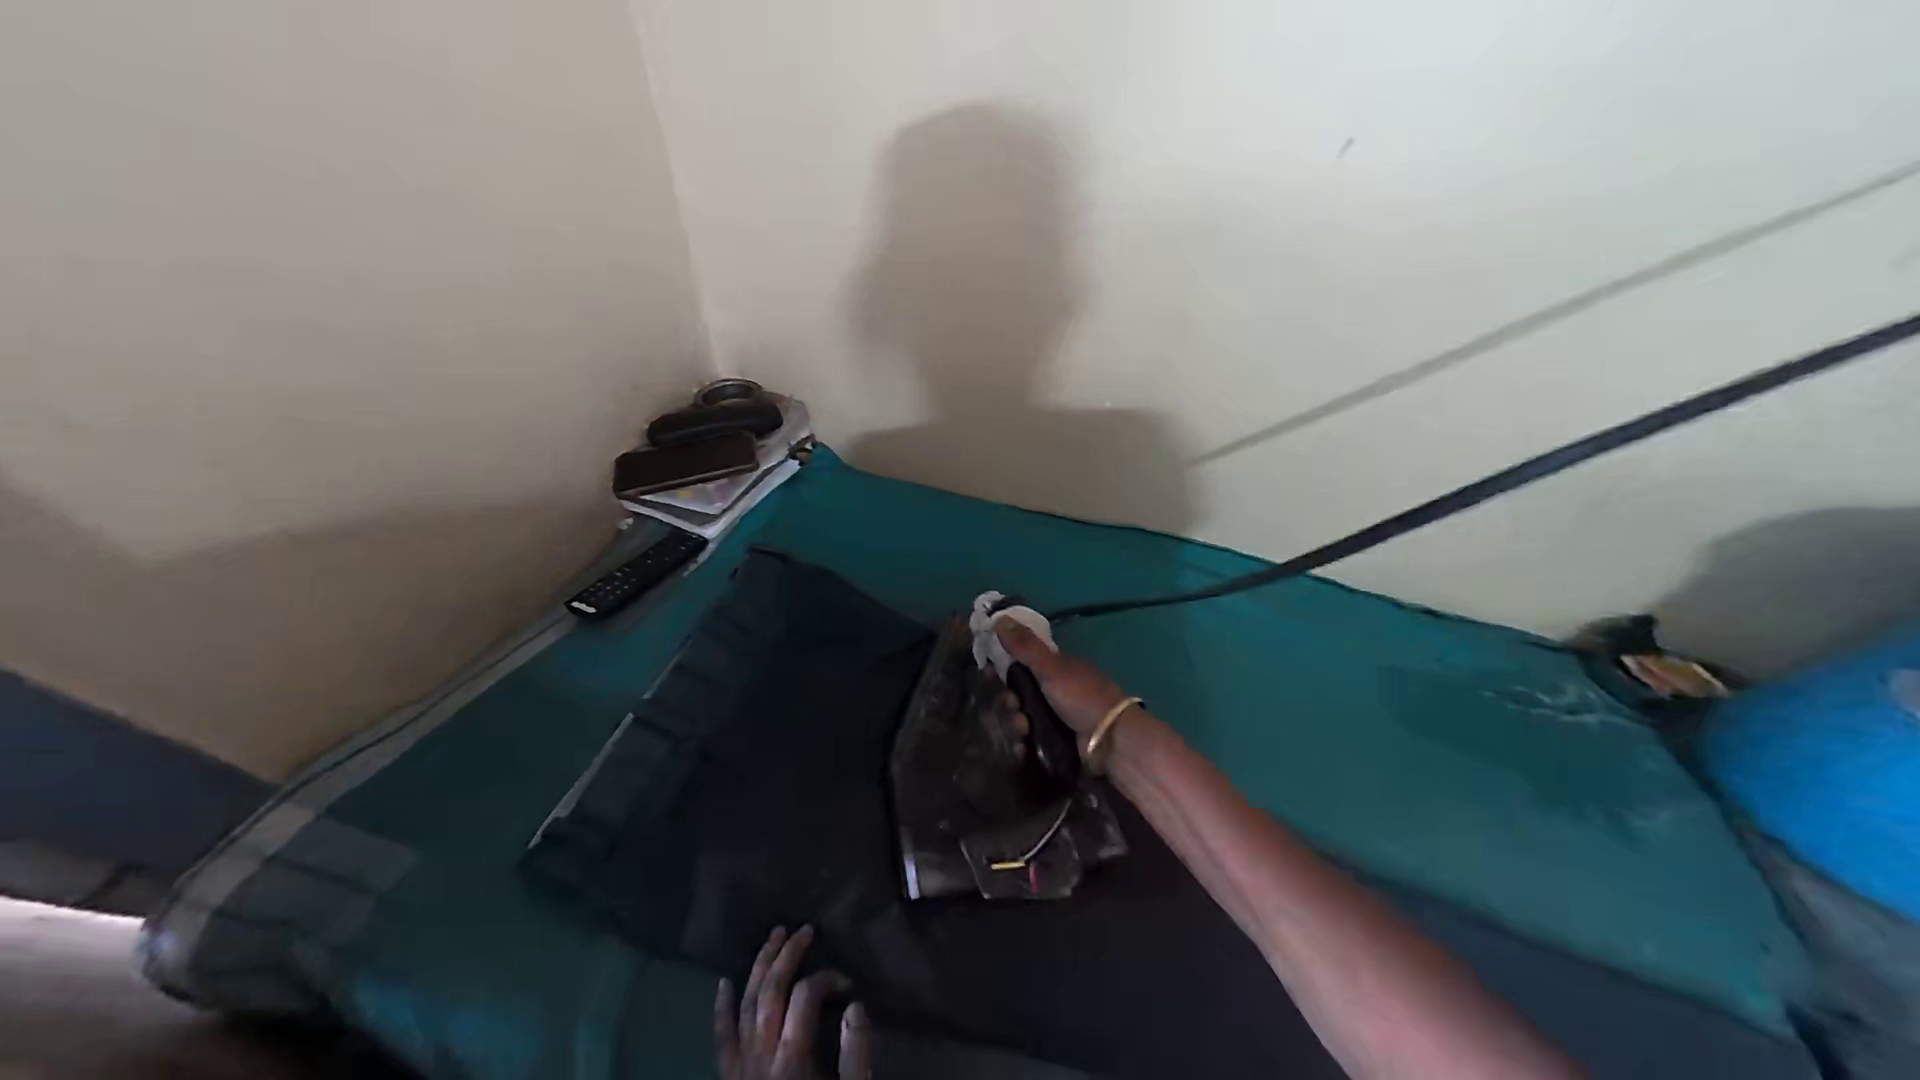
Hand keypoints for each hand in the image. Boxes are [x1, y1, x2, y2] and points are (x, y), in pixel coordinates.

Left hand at [716, 926, 872, 1079]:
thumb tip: (855, 1006)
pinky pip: (720, 1040)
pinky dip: (721, 1009)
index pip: (805, 996)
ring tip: (774, 936)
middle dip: (787, 955)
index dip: (828, 979)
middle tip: (805, 929)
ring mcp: (739, 1071)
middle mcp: (760, 1060)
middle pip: (769, 992)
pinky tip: (724, 982)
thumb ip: (858, 1056)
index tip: (850, 985)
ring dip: (759, 967)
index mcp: (792, 1063)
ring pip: (744, 1006)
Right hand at [995, 621, 1129, 738]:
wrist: (1111, 741)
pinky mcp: (1054, 742)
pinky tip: (1021, 748)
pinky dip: (1022, 744)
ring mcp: (1055, 718)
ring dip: (1014, 724)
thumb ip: (1025, 646)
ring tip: (1023, 732)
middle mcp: (1054, 691)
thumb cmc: (1082, 697)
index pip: (1021, 664)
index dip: (1005, 671)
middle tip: (1014, 708)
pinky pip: (1028, 741)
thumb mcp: (1052, 668)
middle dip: (1010, 703)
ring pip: (1020, 718)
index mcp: (1056, 668)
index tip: (993, 677)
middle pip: (1018, 694)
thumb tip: (1000, 617)